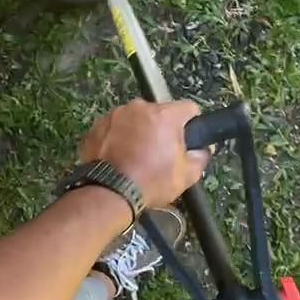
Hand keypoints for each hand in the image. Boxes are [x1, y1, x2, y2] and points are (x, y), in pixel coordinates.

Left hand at [77, 100, 207, 208]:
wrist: (108, 191)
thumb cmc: (150, 182)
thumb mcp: (186, 176)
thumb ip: (200, 157)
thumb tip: (203, 149)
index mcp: (164, 115)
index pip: (188, 108)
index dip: (190, 123)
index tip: (186, 139)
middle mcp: (138, 108)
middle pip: (158, 112)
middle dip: (161, 128)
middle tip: (159, 152)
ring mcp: (115, 114)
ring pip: (135, 118)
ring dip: (138, 131)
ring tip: (135, 155)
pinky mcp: (97, 125)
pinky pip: (115, 126)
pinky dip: (118, 136)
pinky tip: (118, 155)